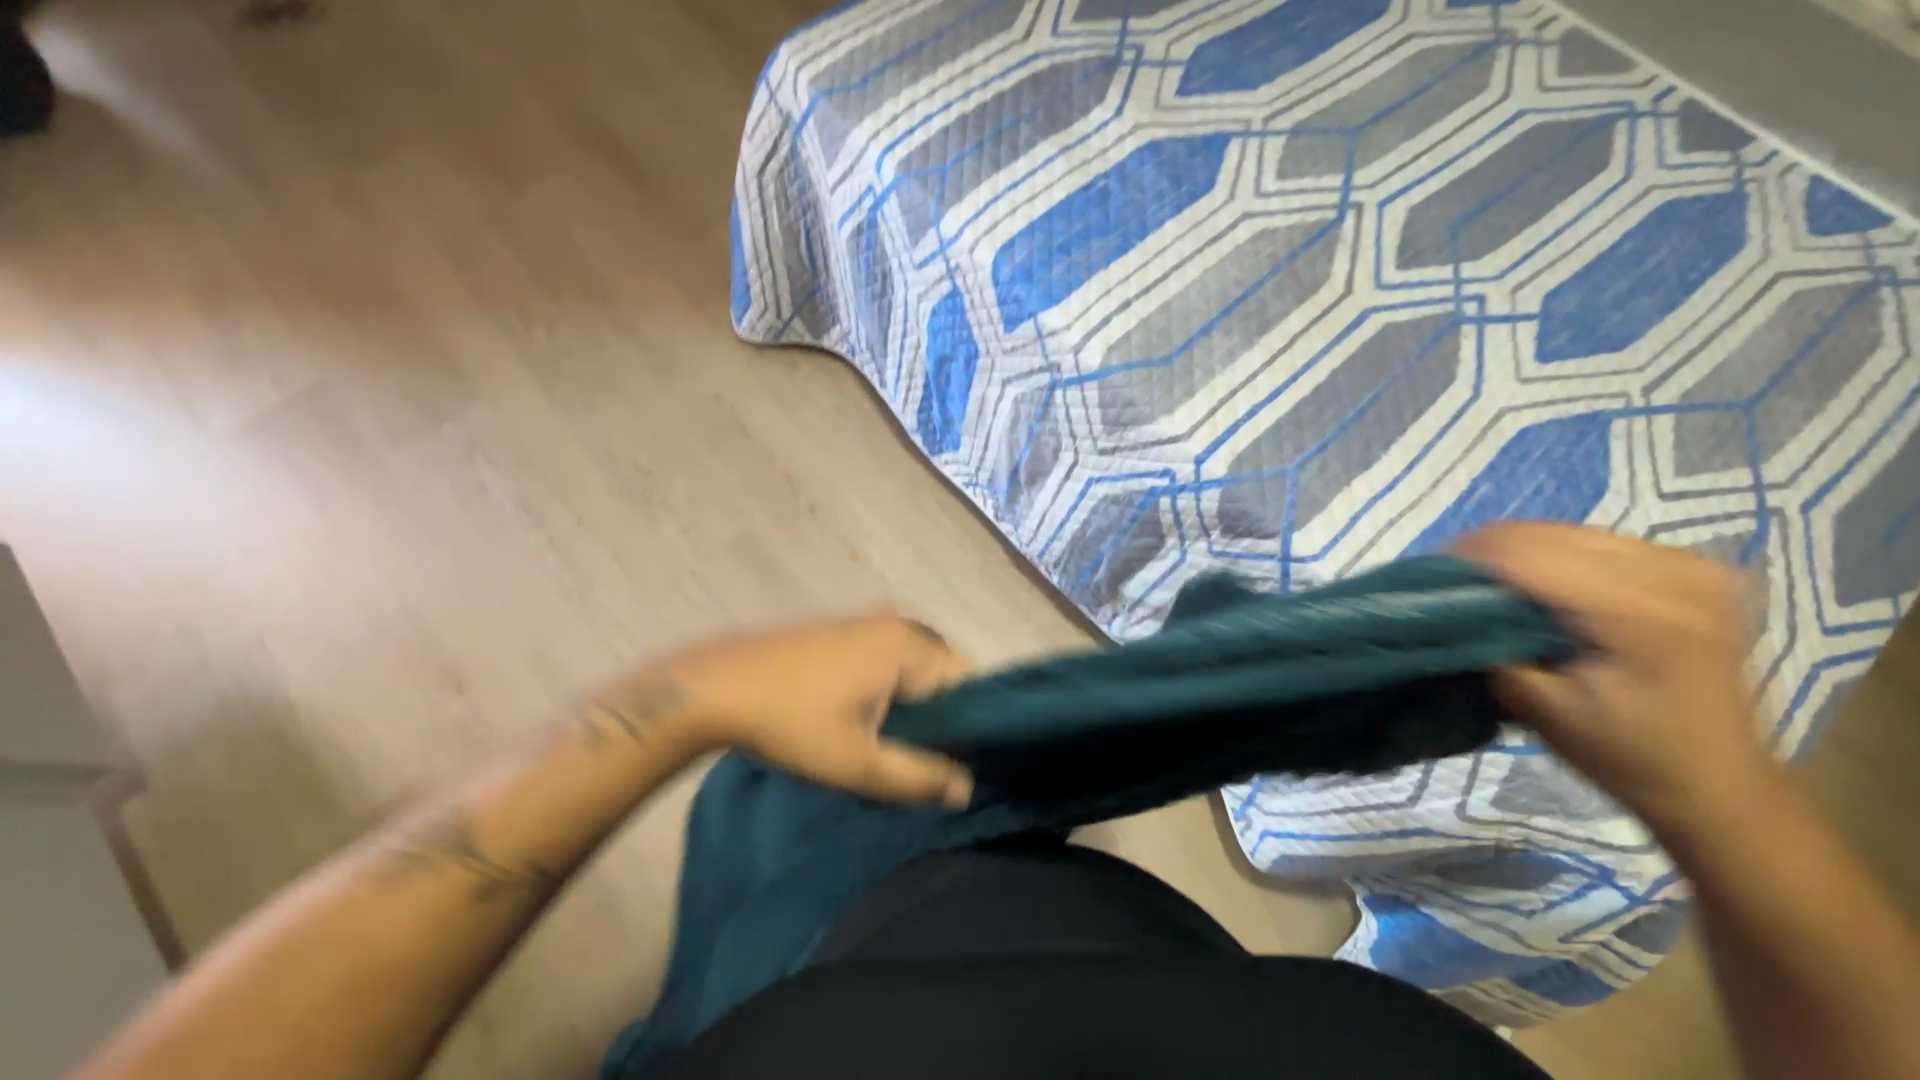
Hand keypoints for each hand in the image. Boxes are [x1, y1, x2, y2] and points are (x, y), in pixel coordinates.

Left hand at [595, 615, 974, 807]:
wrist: (712, 689)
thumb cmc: (790, 725)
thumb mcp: (858, 765)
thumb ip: (920, 777)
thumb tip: (968, 787)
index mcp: (911, 645)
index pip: (971, 686)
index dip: (971, 729)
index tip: (957, 766)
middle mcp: (898, 624)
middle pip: (944, 677)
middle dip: (940, 720)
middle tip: (924, 765)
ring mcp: (868, 623)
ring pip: (915, 672)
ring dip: (912, 710)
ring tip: (893, 750)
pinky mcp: (843, 631)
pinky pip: (889, 663)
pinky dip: (889, 693)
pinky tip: (865, 725)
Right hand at [1453, 523, 1777, 833]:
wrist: (1721, 785)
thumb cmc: (1628, 757)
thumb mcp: (1546, 712)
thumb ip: (1494, 652)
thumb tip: (1447, 611)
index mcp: (1639, 611)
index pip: (1529, 556)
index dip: (1469, 559)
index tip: (1426, 575)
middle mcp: (1673, 573)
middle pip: (1551, 535)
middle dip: (1490, 552)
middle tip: (1448, 579)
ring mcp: (1690, 566)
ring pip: (1572, 532)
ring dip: (1521, 551)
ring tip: (1484, 580)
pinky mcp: (1693, 569)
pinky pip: (1602, 543)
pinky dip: (1557, 556)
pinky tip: (1535, 582)